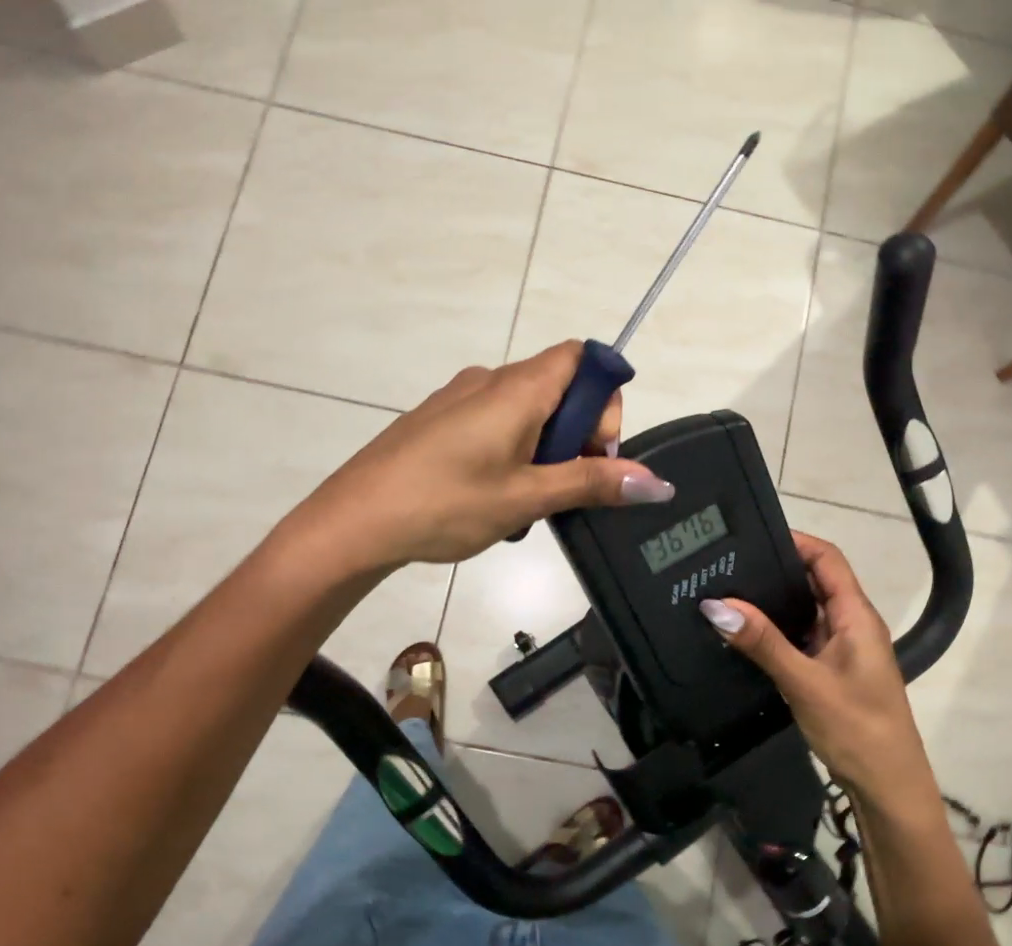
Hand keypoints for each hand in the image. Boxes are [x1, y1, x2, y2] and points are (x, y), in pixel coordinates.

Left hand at [282, 341, 674, 569]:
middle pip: (559, 388)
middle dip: (577, 437)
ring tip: (526, 504)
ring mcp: (459, 399)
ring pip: (528, 412)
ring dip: (545, 453)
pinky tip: (493, 499)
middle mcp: (489, 381)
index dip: (604, 398)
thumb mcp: (527, 498)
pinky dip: (513, 454)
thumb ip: (593, 484)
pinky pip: (496, 425)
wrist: (352, 522)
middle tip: (564, 489)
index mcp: (517, 388)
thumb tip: (659, 483)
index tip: (596, 451)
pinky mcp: (438, 421)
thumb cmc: (444, 503)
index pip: (582, 358)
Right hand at [698, 532, 934, 801]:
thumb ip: (762, 642)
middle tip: (724, 564)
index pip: (827, 558)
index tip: (749, 535)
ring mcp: (842, 650)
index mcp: (856, 615)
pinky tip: (743, 636)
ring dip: (773, 603)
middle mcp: (851, 624)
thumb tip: (716, 604)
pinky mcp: (831, 673)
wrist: (887, 785)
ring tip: (725, 593)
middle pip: (814, 581)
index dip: (794, 540)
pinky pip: (801, 639)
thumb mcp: (804, 682)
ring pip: (805, 612)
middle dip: (774, 570)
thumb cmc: (856, 727)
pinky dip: (775, 632)